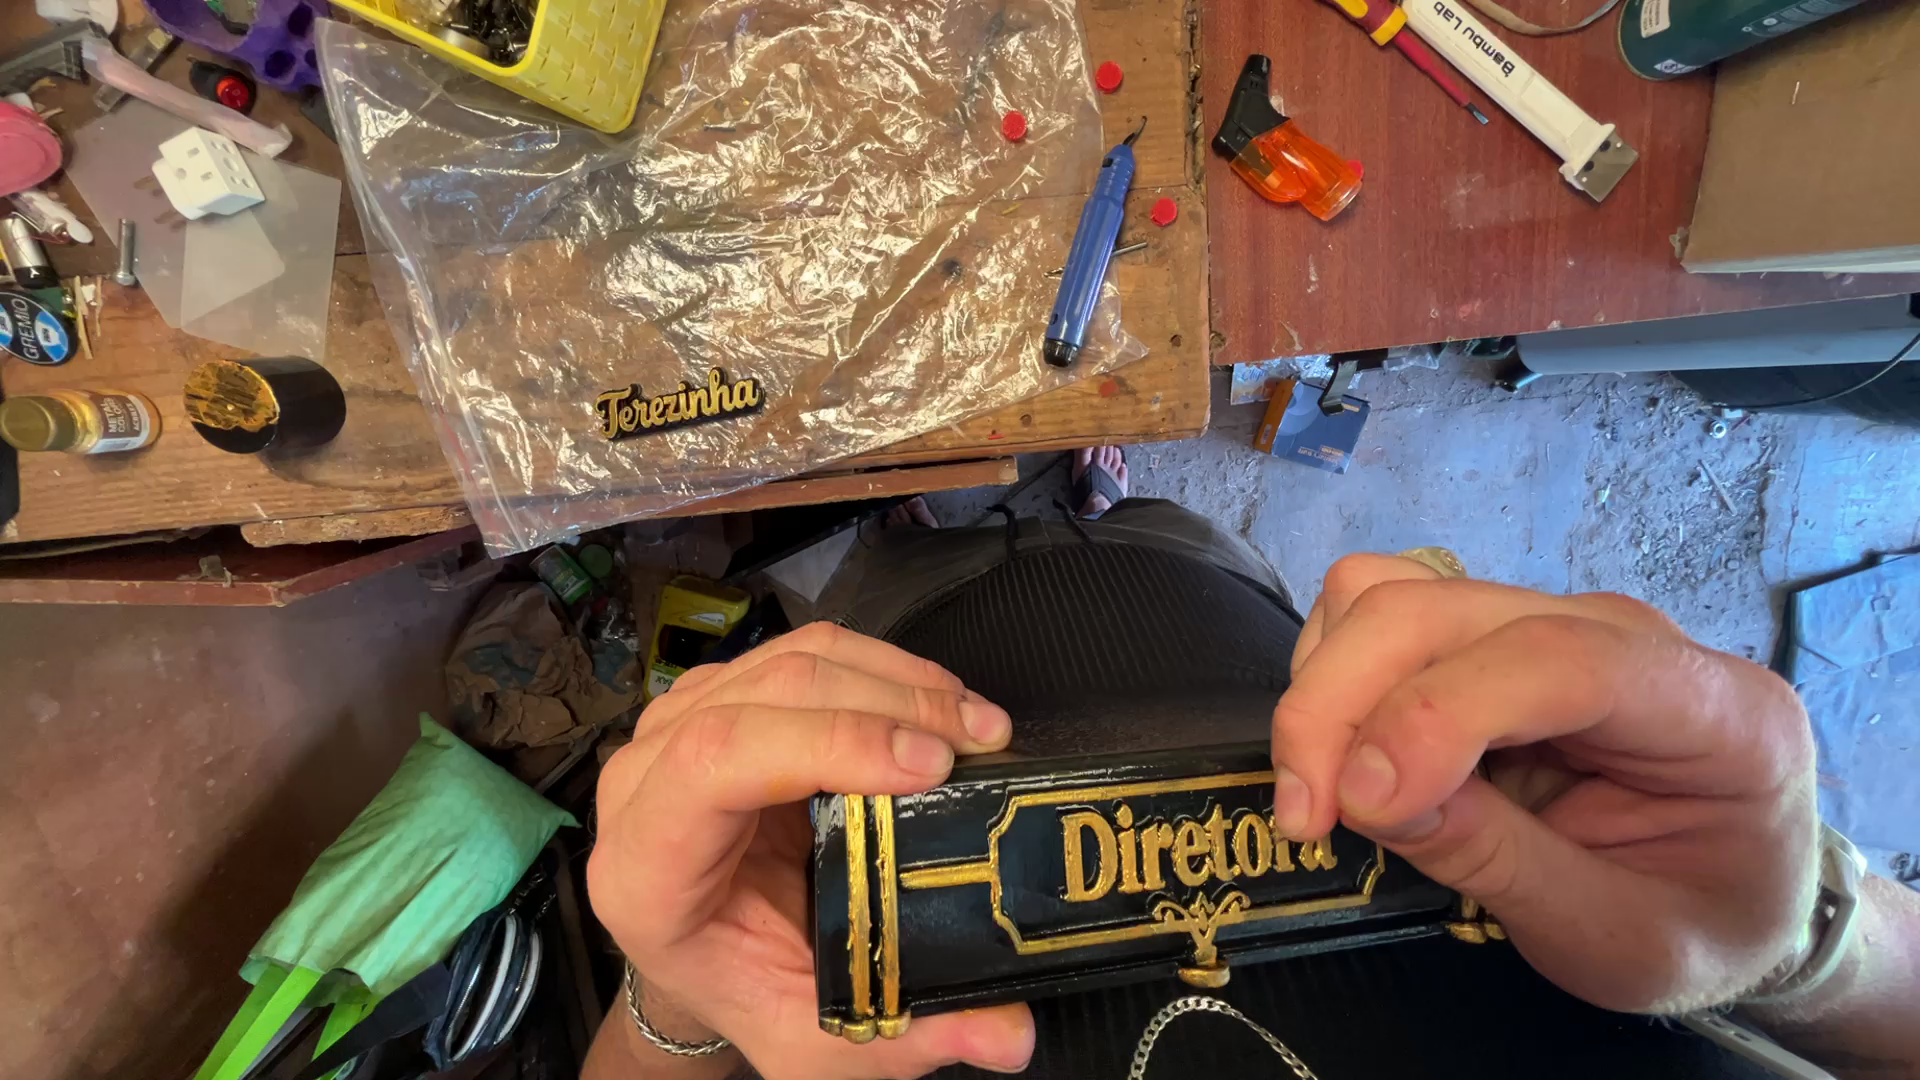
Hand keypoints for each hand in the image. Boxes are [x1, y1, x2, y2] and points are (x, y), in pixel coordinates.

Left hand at [588, 622, 1036, 1078]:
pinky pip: (810, 649)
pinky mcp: (728, 689)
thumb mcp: (816, 1033)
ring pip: (797, 657)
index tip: (932, 764)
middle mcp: (646, 774)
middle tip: (980, 738)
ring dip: (899, 677)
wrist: (704, 935)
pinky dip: (884, 665)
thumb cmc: (746, 978)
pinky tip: (936, 697)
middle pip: (771, 692)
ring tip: (975, 719)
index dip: (832, 742)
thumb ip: (911, 1038)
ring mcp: (684, 716)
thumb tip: (1012, 1034)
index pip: (718, 761)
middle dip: (891, 704)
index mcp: (647, 865)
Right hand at [1271, 554, 1819, 1013]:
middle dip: (1337, 705)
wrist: (1703, 881)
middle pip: (1426, 611)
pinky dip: (1321, 669)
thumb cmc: (1684, 915)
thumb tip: (1362, 796)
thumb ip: (1498, 862)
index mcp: (1706, 706)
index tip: (1359, 806)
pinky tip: (1341, 741)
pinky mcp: (1458, 616)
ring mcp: (1522, 610)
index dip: (1433, 720)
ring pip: (1374, 593)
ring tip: (1323, 782)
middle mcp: (1606, 626)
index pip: (1550, 660)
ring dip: (1322, 686)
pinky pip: (1356, 604)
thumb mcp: (1616, 935)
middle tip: (1305, 811)